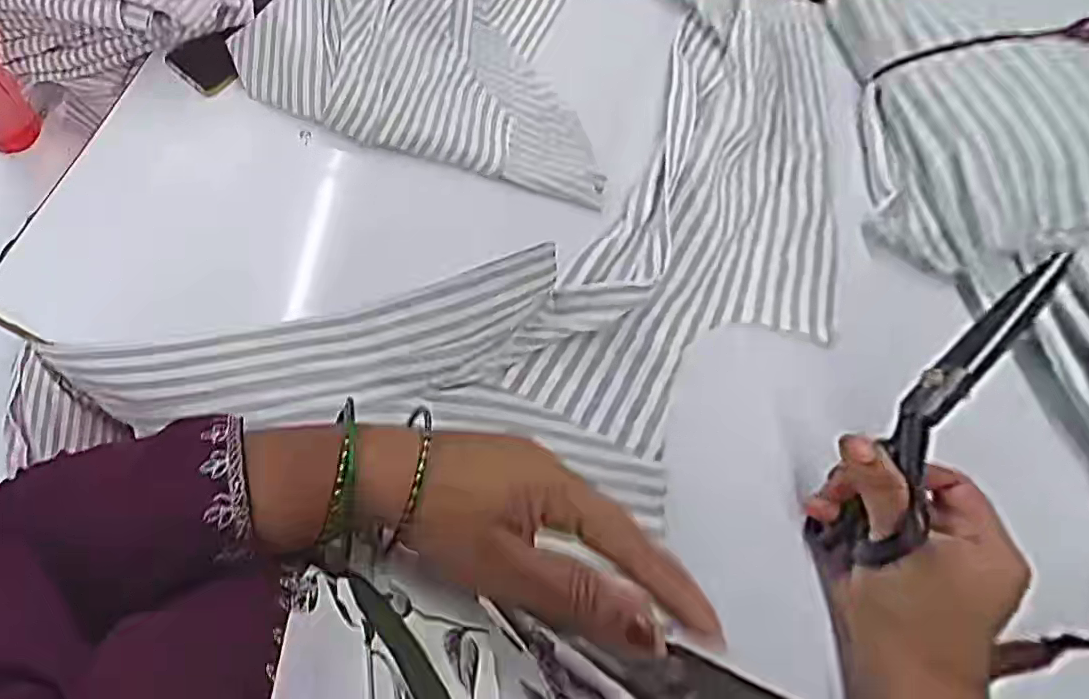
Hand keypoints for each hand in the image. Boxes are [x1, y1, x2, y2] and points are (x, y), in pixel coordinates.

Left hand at [362, 429, 722, 659]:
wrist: (380, 470)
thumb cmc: (436, 510)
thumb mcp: (508, 564)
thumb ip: (578, 594)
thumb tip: (645, 622)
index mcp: (555, 483)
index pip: (630, 540)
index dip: (670, 587)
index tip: (708, 627)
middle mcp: (544, 463)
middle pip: (612, 523)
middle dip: (650, 570)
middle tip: (683, 616)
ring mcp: (520, 460)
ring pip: (584, 513)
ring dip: (615, 553)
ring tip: (642, 594)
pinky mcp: (499, 466)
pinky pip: (556, 504)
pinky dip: (580, 536)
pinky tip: (579, 554)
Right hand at [804, 436, 1030, 698]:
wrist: (897, 682)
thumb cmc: (908, 632)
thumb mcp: (888, 543)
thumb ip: (877, 488)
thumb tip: (864, 446)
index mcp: (988, 548)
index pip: (944, 478)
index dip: (897, 470)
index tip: (863, 474)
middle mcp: (976, 557)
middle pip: (912, 490)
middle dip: (864, 488)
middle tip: (840, 497)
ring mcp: (949, 568)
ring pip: (893, 508)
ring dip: (852, 504)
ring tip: (832, 516)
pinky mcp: (920, 574)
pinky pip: (888, 529)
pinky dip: (857, 524)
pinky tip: (839, 532)